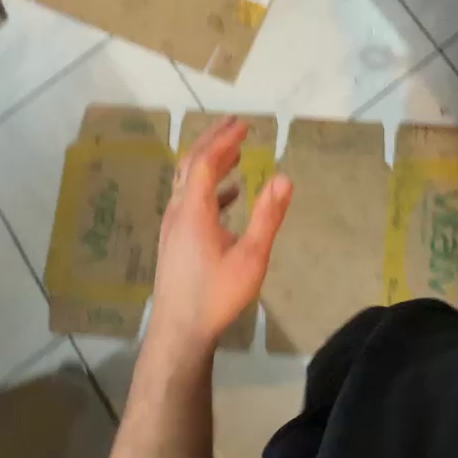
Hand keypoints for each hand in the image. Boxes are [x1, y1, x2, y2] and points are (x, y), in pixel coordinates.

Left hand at [148, 117, 292, 357]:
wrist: (179, 333)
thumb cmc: (216, 295)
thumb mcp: (251, 256)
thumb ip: (267, 215)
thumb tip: (285, 177)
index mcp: (193, 210)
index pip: (205, 161)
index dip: (224, 140)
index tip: (245, 124)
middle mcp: (177, 212)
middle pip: (190, 165)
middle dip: (212, 141)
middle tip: (236, 125)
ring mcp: (173, 227)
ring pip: (187, 183)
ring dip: (210, 163)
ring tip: (235, 153)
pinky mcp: (175, 241)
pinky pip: (190, 200)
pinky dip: (210, 188)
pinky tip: (231, 194)